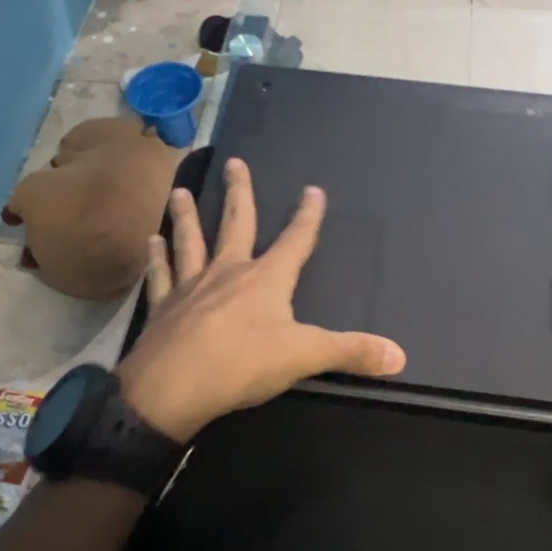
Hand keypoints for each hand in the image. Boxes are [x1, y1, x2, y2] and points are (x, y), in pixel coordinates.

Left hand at [115, 158, 406, 442]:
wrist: (172, 387)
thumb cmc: (242, 364)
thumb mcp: (305, 357)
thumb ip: (350, 352)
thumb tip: (400, 355)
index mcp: (266, 279)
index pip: (294, 240)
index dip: (307, 216)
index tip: (313, 190)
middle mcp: (228, 272)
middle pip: (236, 224)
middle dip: (240, 193)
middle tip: (234, 163)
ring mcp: (191, 287)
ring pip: (190, 241)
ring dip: (187, 216)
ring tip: (180, 192)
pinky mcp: (163, 308)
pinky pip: (161, 276)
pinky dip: (156, 259)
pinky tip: (151, 243)